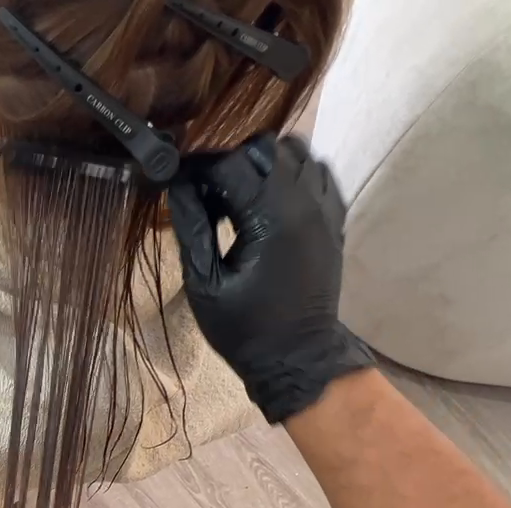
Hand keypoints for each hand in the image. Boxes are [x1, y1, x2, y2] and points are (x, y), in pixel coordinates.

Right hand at [168, 133, 373, 423]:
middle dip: (230, 163)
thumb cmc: (244, 328)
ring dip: (261, 166)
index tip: (177, 182)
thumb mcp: (205, 283)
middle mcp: (304, 200)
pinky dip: (289, 177)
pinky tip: (267, 206)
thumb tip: (176, 187)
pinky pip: (316, 173)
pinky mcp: (334, 217)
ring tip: (237, 199)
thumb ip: (192, 228)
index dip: (198, 169)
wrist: (297, 356)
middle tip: (206, 195)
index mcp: (271, 215)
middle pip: (265, 148)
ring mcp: (325, 206)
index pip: (229, 164)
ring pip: (295, 153)